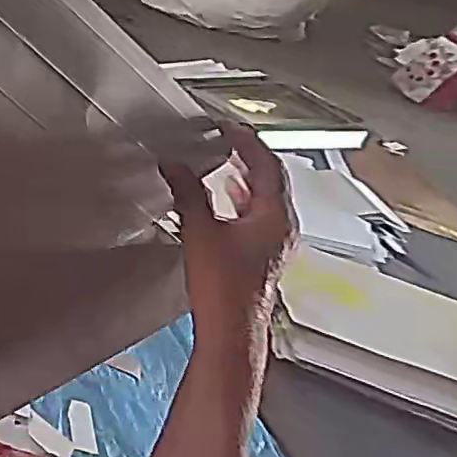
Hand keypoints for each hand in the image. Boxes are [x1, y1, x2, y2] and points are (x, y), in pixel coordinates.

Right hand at [160, 125, 295, 362]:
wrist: (230, 328)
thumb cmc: (224, 288)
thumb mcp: (200, 230)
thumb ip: (187, 193)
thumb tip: (174, 166)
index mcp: (274, 215)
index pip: (266, 165)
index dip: (246, 142)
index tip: (228, 128)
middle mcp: (282, 227)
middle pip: (271, 179)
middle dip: (249, 156)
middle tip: (230, 140)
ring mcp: (275, 242)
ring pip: (266, 198)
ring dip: (246, 177)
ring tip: (228, 163)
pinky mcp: (263, 255)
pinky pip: (258, 215)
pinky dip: (242, 199)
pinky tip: (226, 200)